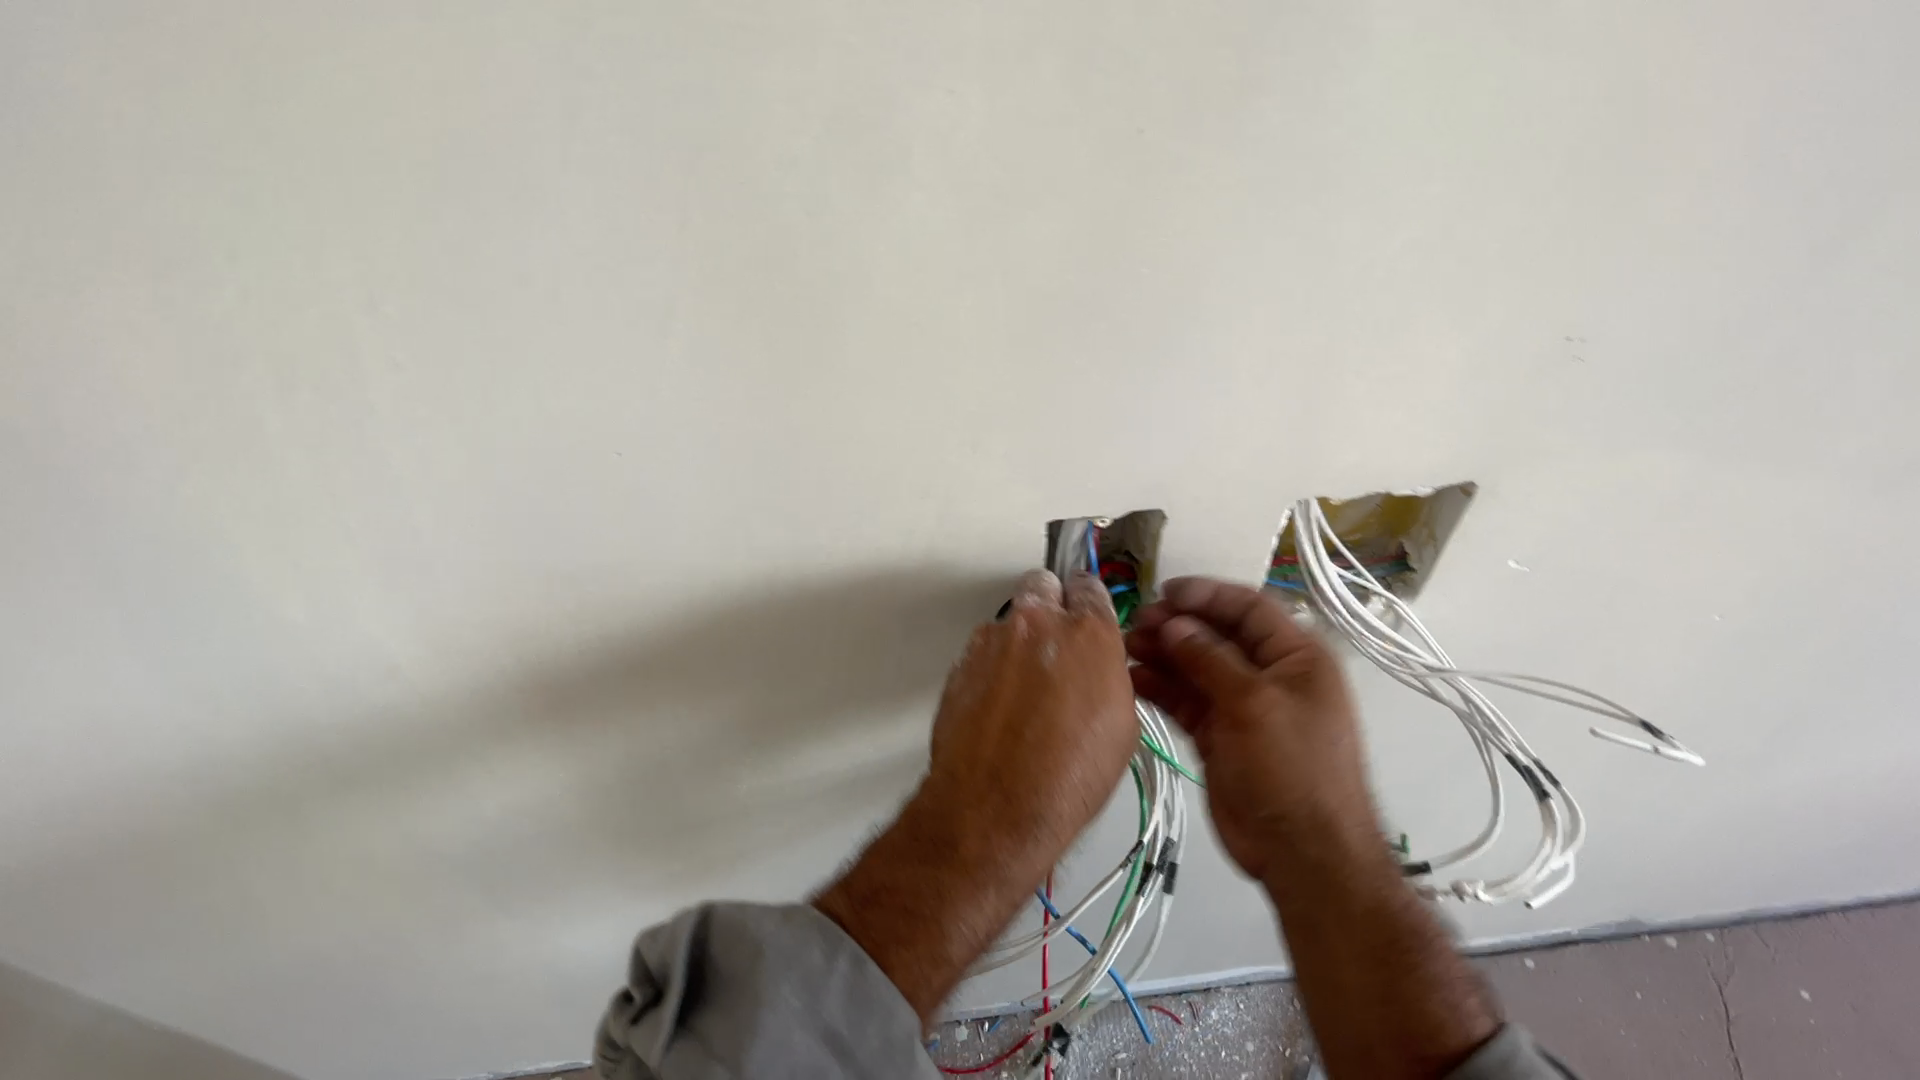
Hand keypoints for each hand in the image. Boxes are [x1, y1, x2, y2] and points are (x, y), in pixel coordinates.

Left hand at [813, 568, 1134, 1022]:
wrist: (997, 806)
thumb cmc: (1068, 776)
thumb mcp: (1121, 726)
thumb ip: (1108, 676)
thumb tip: (1096, 670)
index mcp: (1089, 633)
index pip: (1090, 587)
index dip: (1088, 601)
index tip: (1086, 611)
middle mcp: (1038, 623)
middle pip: (1043, 586)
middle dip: (1049, 604)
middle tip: (1055, 643)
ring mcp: (993, 640)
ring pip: (1009, 622)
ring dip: (1018, 642)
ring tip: (1024, 691)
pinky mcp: (961, 663)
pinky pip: (982, 652)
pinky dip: (992, 668)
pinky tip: (999, 706)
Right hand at [1125, 577, 1379, 881]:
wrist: (1304, 853)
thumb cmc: (1292, 769)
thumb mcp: (1255, 704)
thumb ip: (1210, 659)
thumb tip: (1175, 625)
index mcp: (1297, 657)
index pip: (1248, 608)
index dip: (1206, 595)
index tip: (1163, 592)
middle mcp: (1270, 675)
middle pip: (1217, 636)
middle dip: (1177, 627)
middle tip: (1136, 624)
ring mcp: (1243, 707)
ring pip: (1196, 668)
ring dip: (1163, 655)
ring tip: (1125, 648)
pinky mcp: (1220, 735)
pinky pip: (1187, 700)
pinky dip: (1161, 689)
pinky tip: (1132, 680)